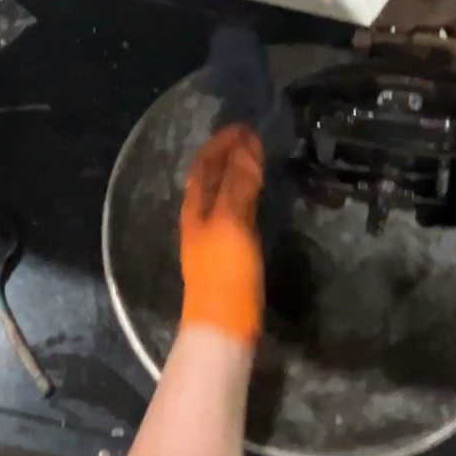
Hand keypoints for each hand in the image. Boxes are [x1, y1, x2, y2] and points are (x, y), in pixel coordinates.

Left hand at [179, 125, 264, 342]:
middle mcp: (199, 219)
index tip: (246, 124)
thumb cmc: (225, 275)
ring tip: (259, 161)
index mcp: (195, 208)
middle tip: (256, 137)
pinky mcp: (227, 257)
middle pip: (210, 178)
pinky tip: (258, 202)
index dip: (222, 142)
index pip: (205, 164)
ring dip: (236, 174)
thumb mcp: (232, 224)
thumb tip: (246, 144)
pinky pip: (234, 214)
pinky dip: (245, 197)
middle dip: (228, 154)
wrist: (223, 330)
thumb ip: (238, 185)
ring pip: (221, 196)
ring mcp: (211, 239)